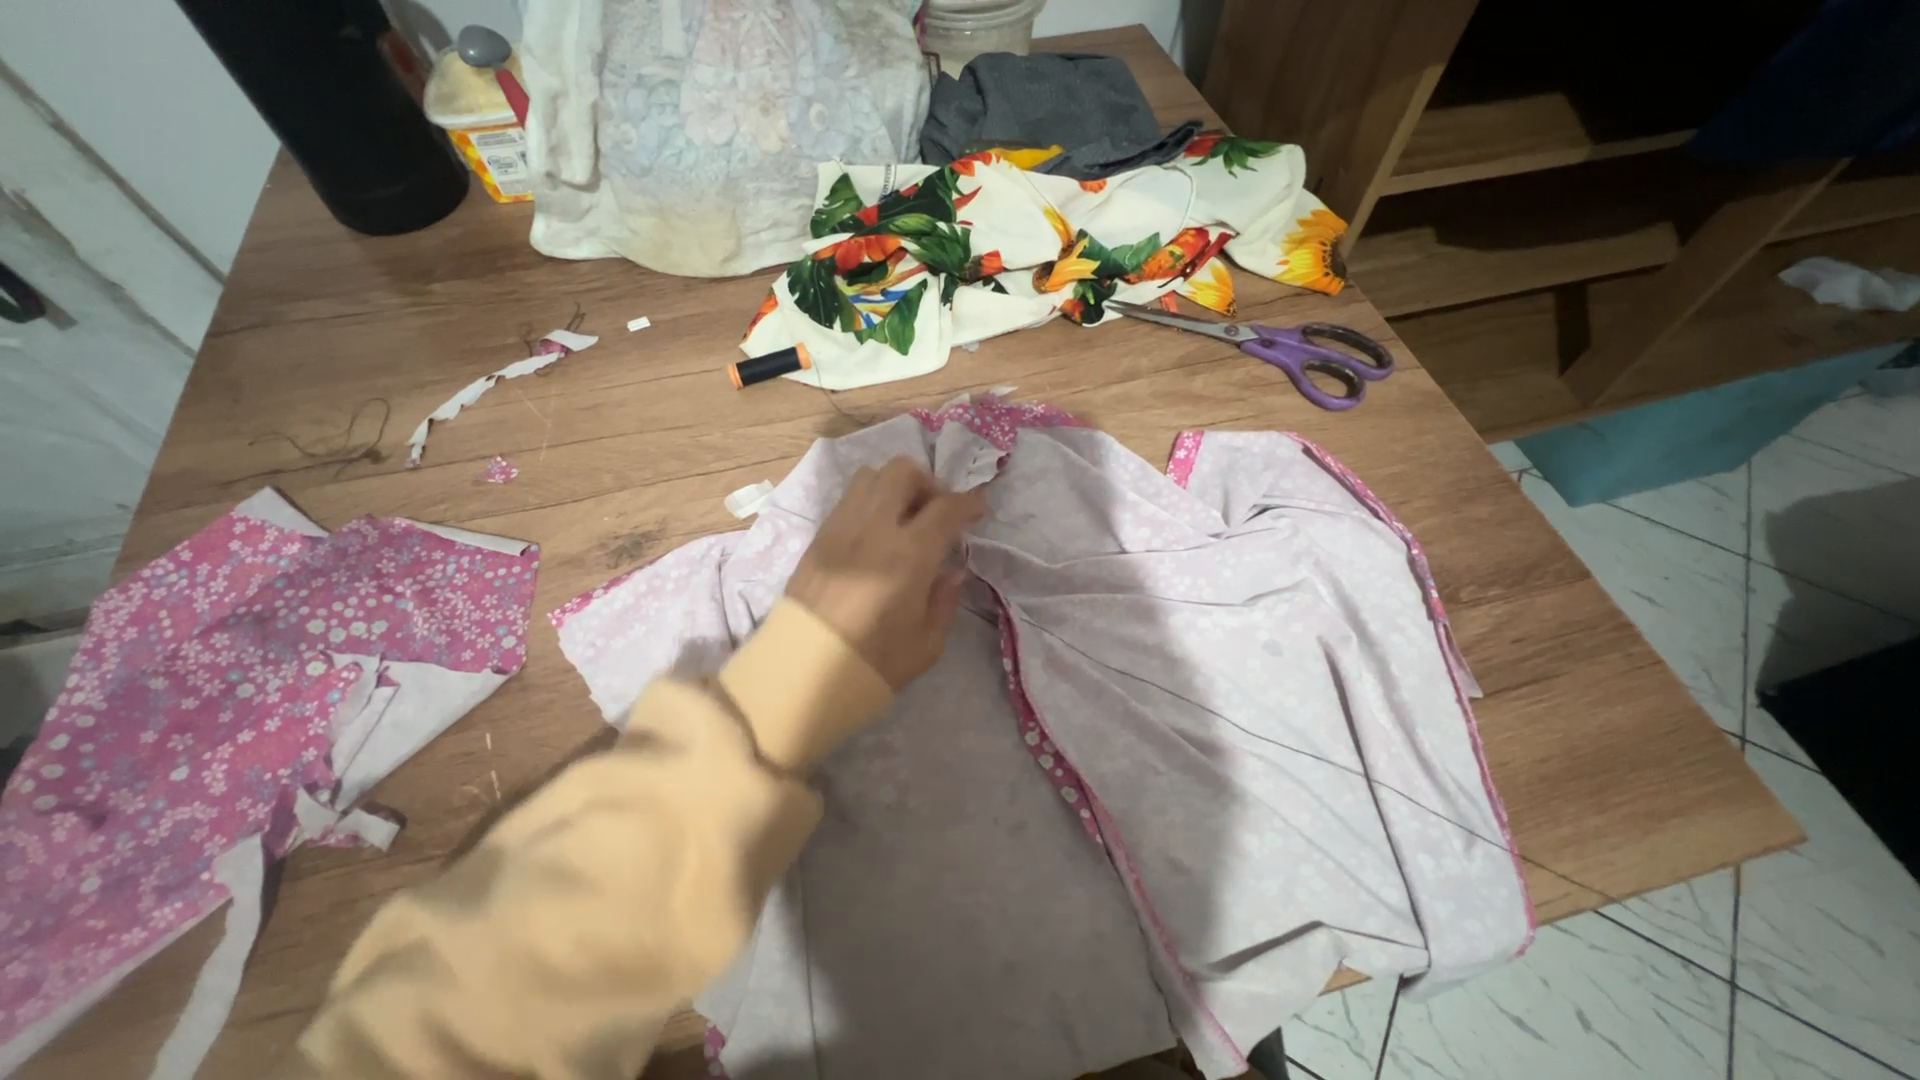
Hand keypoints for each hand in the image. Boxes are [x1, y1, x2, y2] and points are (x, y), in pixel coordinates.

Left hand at [786, 458, 987, 688]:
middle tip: (936, 510)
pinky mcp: (818, 537)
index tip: (978, 510)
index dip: (968, 502)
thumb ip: (945, 600)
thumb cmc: (874, 663)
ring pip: (870, 476)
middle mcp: (874, 528)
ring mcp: (841, 527)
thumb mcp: (927, 643)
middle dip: (927, 483)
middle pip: (902, 472)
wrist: (804, 672)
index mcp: (908, 554)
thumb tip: (952, 571)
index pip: (945, 507)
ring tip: (903, 516)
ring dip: (894, 487)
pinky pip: (848, 499)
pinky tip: (875, 532)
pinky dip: (869, 502)